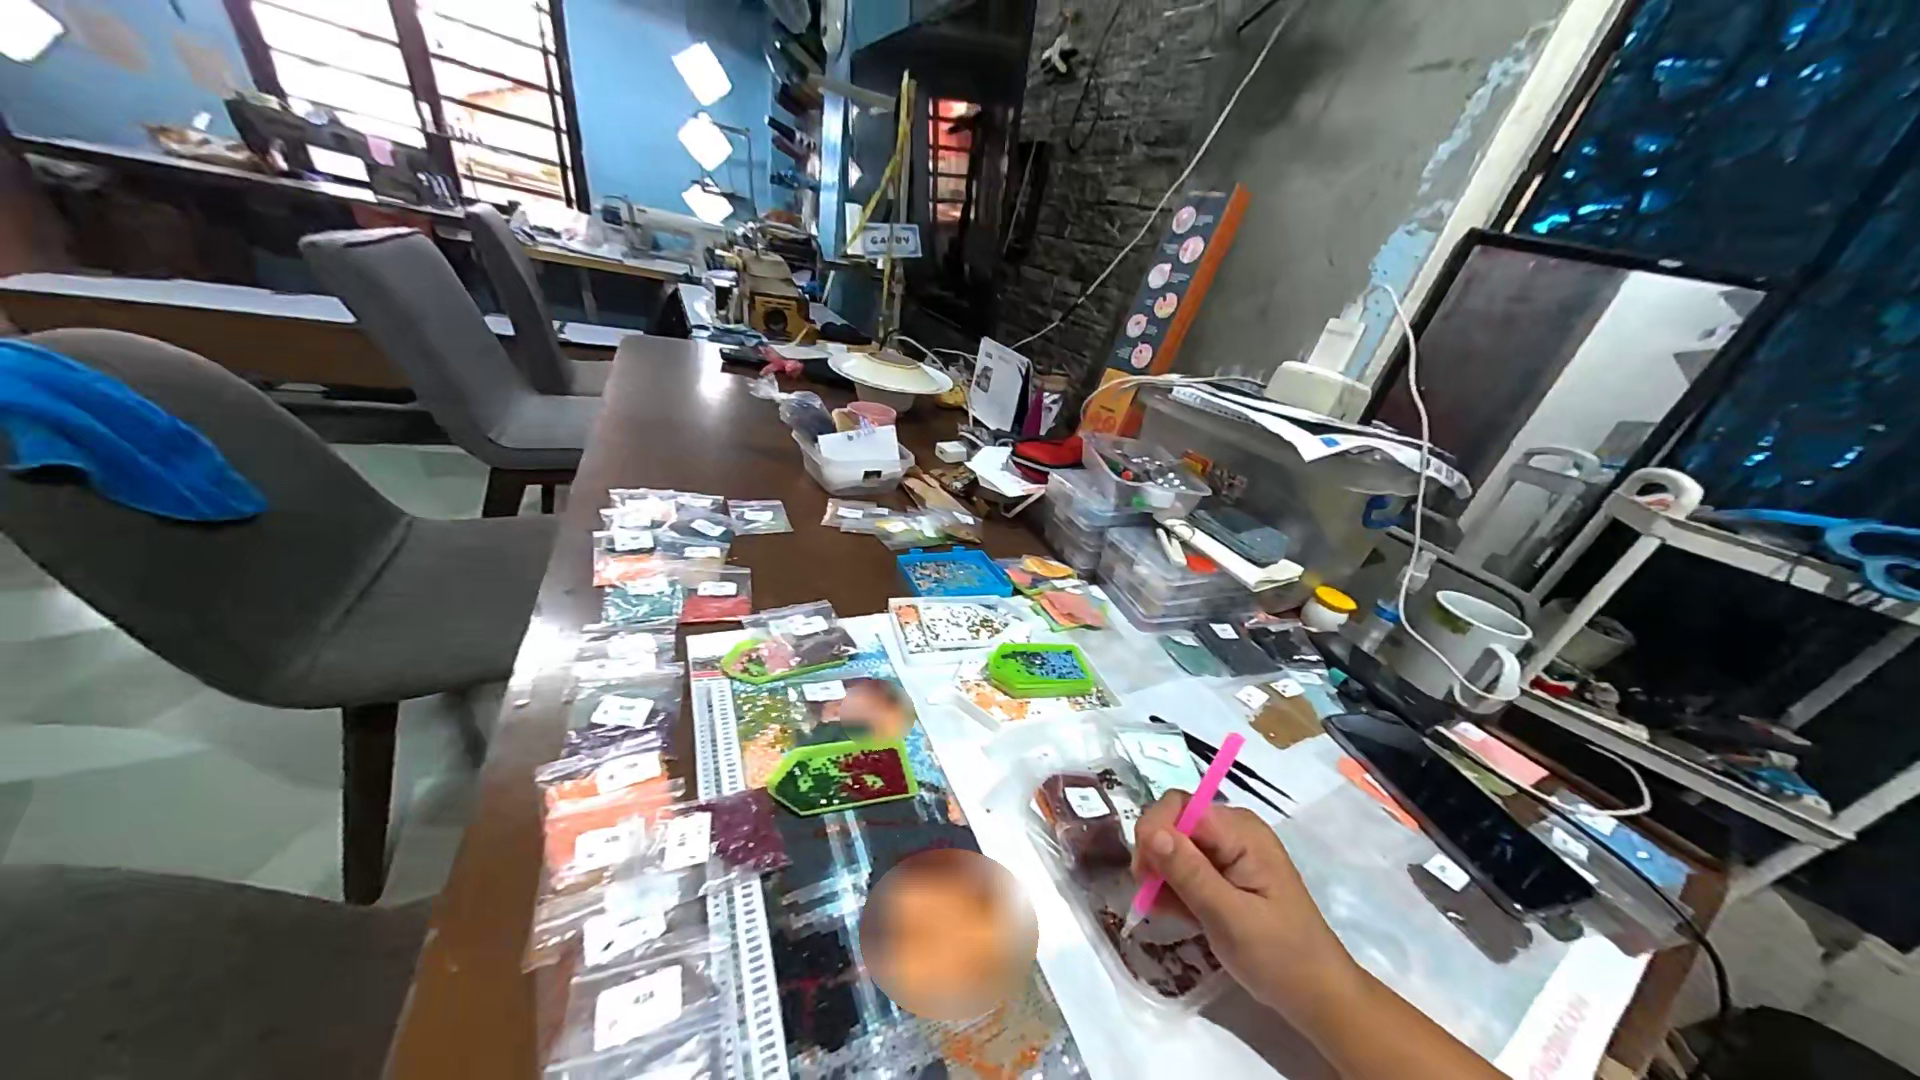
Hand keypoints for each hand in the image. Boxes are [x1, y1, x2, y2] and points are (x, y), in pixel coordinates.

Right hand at [1132, 791, 1355, 1017]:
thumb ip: (1188, 872)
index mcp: (1241, 831)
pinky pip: (1186, 865)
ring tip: (1165, 910)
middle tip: (1150, 895)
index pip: (1180, 805)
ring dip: (1162, 873)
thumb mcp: (1230, 917)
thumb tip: (1150, 831)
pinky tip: (1175, 912)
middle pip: (1175, 822)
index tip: (1144, 872)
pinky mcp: (1225, 872)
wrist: (1319, 997)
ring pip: (1176, 845)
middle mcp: (1233, 830)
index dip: (1154, 830)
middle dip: (1155, 853)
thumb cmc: (1280, 957)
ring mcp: (1230, 851)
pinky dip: (1174, 885)